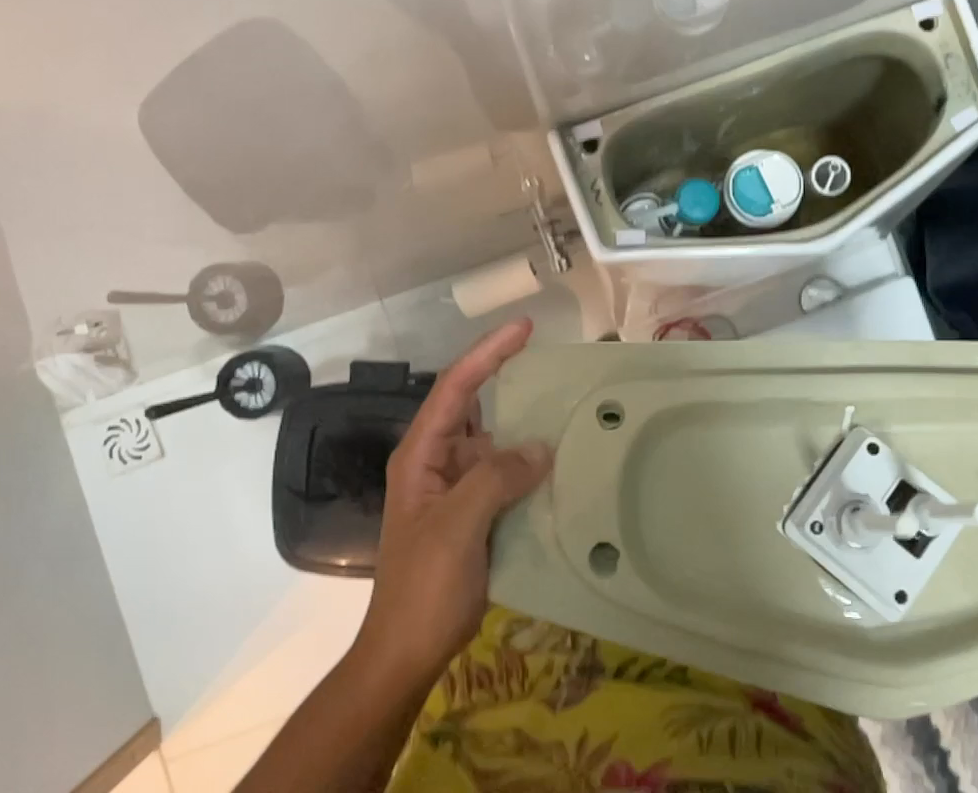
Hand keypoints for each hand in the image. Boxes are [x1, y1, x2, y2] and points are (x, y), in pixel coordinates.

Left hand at [351, 319, 552, 684]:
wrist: (408, 650)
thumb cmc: (423, 587)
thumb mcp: (456, 527)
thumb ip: (494, 480)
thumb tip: (540, 447)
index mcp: (421, 456)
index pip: (455, 388)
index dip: (488, 353)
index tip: (525, 328)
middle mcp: (437, 464)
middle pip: (475, 409)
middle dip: (509, 383)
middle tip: (555, 368)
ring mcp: (456, 491)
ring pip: (495, 445)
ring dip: (525, 430)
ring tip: (568, 413)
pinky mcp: (476, 517)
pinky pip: (506, 478)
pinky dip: (530, 468)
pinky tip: (562, 468)